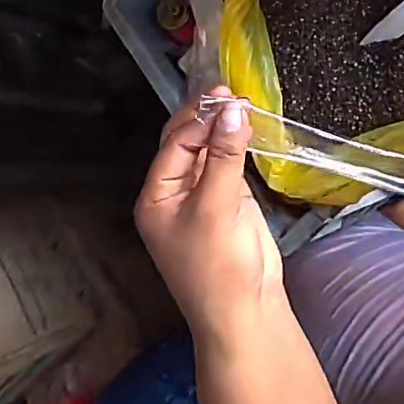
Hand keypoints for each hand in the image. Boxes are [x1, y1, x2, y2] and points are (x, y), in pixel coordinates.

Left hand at [135, 88, 280, 347]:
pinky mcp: (227, 202)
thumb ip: (224, 156)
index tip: (227, 97)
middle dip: (207, 118)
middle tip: (234, 94)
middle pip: (186, 143)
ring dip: (223, 129)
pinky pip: (226, 164)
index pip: (175, 145)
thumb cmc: (218, 265)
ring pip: (208, 151)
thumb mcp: (216, 207)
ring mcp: (201, 196)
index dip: (199, 120)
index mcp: (156, 196)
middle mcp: (174, 193)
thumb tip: (233, 110)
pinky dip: (236, 146)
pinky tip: (248, 130)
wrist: (245, 309)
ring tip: (244, 105)